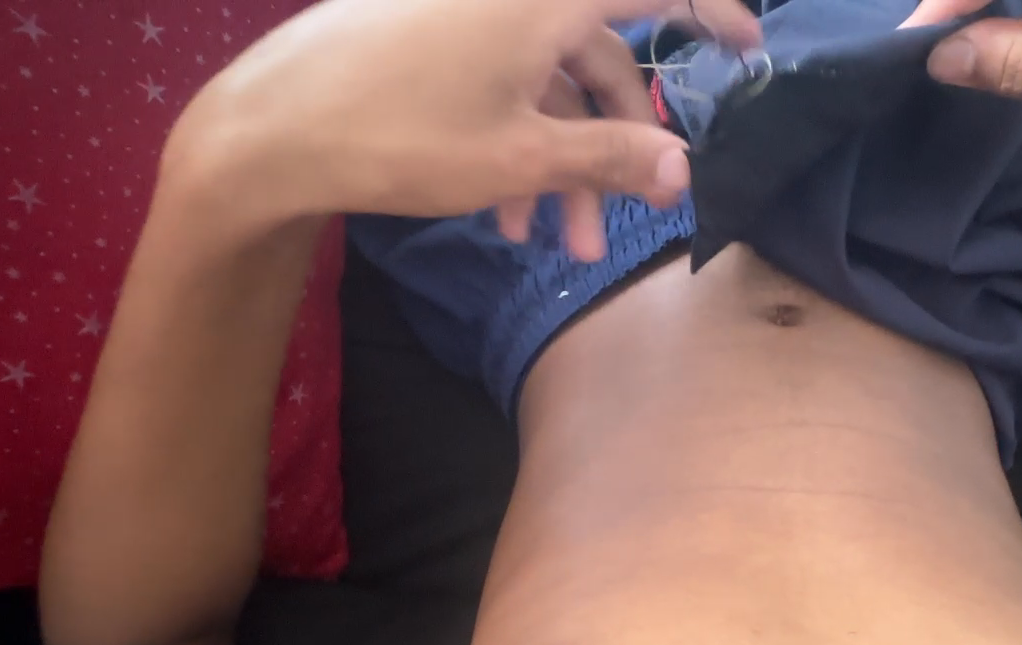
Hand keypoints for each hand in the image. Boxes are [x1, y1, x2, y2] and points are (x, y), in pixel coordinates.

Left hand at [168, 0, 760, 257]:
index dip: (712, 10)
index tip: (745, 52)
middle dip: (611, 154)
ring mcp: (473, 13)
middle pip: (599, 63)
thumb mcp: (523, 157)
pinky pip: (506, 88)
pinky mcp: (441, 37)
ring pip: (550, 89)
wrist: (275, 132)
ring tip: (550, 244)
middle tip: (605, 235)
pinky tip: (505, 214)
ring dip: (561, 169)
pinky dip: (519, 148)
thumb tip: (685, 170)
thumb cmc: (405, 136)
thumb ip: (612, 157)